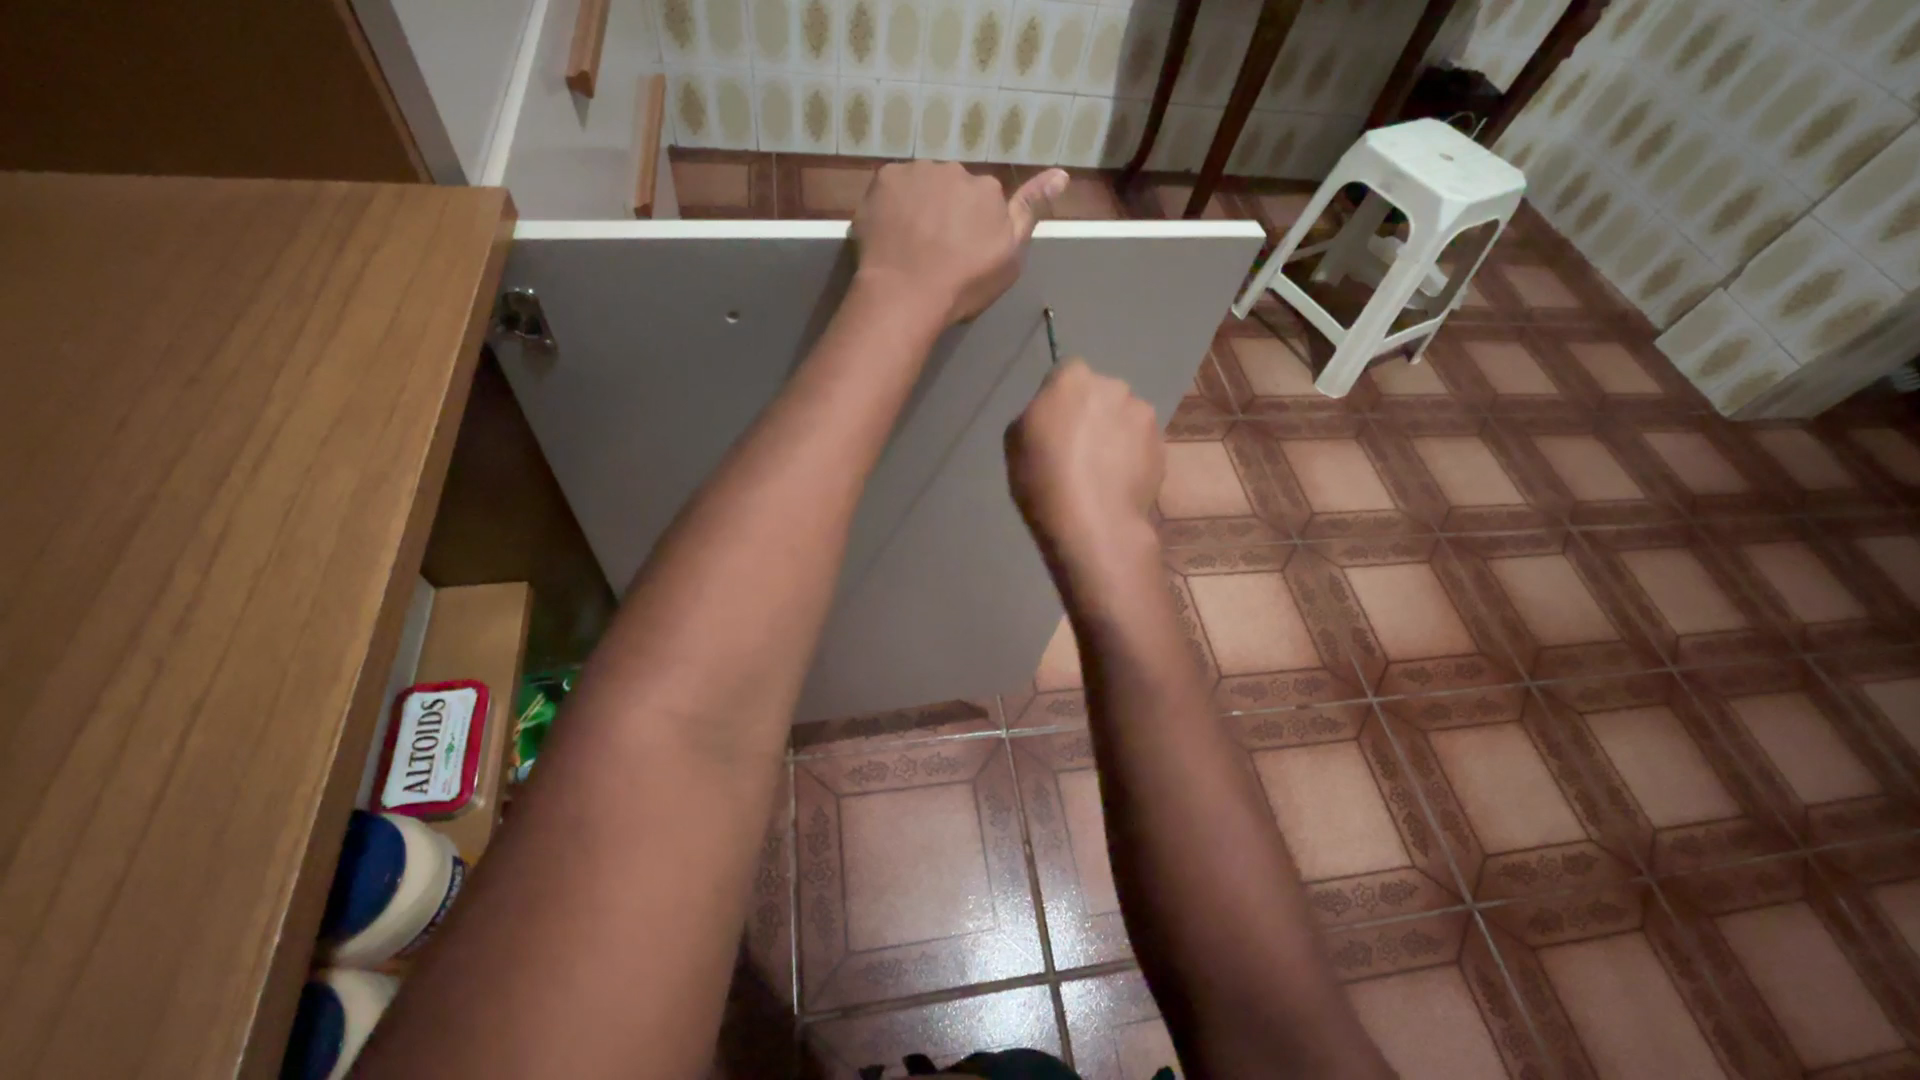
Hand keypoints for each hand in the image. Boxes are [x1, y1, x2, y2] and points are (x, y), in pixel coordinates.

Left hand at [852, 161, 1067, 324]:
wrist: (906, 293)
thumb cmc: (964, 283)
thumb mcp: (1010, 256)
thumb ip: (1031, 211)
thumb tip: (1061, 173)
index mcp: (988, 189)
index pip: (983, 200)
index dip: (974, 226)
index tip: (964, 251)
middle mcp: (955, 170)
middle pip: (952, 187)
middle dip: (946, 210)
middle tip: (935, 248)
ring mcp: (917, 172)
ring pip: (922, 184)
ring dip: (919, 204)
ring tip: (910, 242)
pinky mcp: (883, 178)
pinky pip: (892, 186)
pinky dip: (892, 203)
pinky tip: (891, 231)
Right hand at [1005, 360, 1163, 571]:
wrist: (1093, 523)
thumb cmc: (1043, 479)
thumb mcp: (1015, 442)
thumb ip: (1036, 415)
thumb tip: (1053, 418)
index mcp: (1074, 379)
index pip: (1067, 372)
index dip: (1060, 398)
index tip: (1053, 424)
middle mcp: (1115, 387)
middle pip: (1101, 393)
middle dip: (1092, 412)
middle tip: (1078, 448)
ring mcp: (1144, 416)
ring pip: (1125, 417)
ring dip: (1115, 433)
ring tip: (1102, 470)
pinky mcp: (1162, 446)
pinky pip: (1141, 444)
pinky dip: (1132, 457)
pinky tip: (1118, 483)